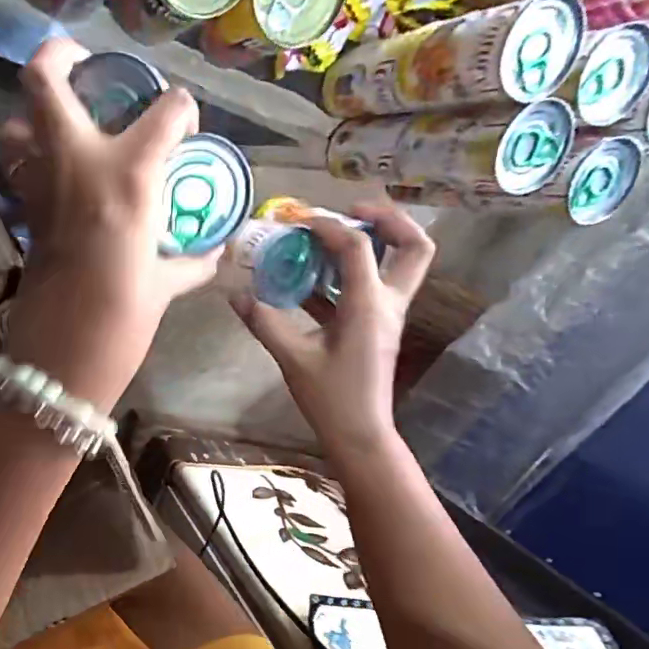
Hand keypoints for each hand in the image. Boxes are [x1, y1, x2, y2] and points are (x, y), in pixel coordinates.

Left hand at [0, 38, 219, 406]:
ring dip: (33, 114)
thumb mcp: (164, 286)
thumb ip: (188, 264)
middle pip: (46, 81)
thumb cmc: (125, 316)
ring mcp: (39, 187)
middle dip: (60, 57)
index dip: (180, 109)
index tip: (184, 119)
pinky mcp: (23, 215)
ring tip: (62, 122)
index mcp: (128, 175)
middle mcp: (76, 164)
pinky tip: (59, 175)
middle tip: (82, 63)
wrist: (66, 352)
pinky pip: (20, 170)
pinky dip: (33, 160)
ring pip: (14, 124)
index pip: (164, 113)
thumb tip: (209, 255)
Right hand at [232, 202, 434, 456]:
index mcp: (369, 305)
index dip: (328, 226)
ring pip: (401, 264)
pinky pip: (374, 286)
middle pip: (414, 246)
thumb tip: (234, 295)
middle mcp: (388, 303)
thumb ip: (264, 322)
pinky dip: (351, 273)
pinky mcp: (378, 327)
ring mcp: (388, 315)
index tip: (299, 223)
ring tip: (329, 238)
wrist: (360, 435)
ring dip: (373, 243)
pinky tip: (314, 278)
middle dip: (388, 220)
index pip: (357, 247)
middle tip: (351, 213)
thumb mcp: (293, 359)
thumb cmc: (331, 399)